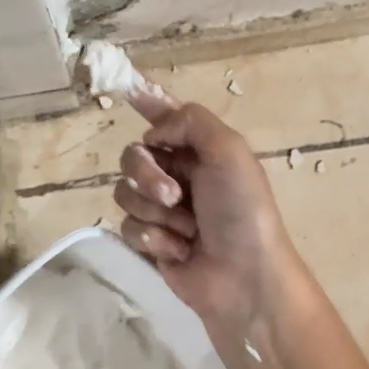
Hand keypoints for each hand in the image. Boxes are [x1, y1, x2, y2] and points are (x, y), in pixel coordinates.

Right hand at [112, 98, 301, 344]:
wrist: (244, 277)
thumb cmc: (242, 211)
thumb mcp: (230, 151)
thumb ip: (190, 121)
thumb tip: (153, 132)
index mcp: (201, 150)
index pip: (166, 119)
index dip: (146, 105)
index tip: (125, 91)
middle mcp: (179, 176)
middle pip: (133, 156)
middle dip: (146, 174)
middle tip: (173, 194)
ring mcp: (163, 211)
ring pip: (125, 193)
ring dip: (155, 211)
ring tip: (187, 230)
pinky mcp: (151, 243)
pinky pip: (128, 228)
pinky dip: (155, 239)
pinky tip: (181, 251)